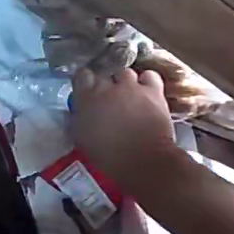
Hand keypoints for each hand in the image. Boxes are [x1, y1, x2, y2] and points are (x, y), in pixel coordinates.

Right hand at [69, 67, 183, 189]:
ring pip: (125, 73)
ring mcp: (131, 86)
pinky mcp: (153, 91)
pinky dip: (147, 81)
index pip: (82, 75)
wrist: (142, 160)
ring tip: (129, 96)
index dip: (85, 83)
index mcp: (86, 97)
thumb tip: (82, 110)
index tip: (87, 92)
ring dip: (125, 83)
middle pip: (104, 75)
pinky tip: (146, 91)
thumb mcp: (82, 137)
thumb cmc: (108, 154)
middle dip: (105, 85)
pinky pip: (149, 76)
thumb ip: (80, 117)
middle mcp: (107, 86)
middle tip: (109, 100)